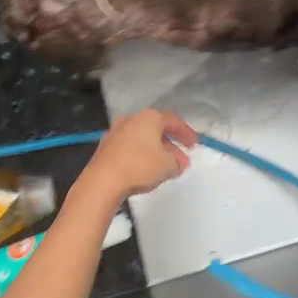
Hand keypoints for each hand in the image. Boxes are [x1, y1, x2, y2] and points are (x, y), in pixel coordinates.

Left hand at [80, 109, 197, 204]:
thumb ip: (178, 161)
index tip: (195, 145)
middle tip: (180, 158)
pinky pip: (129, 146)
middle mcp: (132, 118)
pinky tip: (144, 168)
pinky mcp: (105, 145)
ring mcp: (116, 131)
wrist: (102, 180)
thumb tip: (180, 160)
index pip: (173, 121)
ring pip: (142, 137)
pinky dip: (140, 154)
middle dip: (170, 143)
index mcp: (150, 117)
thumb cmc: (140, 166)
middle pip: (156, 128)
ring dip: (154, 149)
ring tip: (163, 165)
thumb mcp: (168, 166)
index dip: (186, 133)